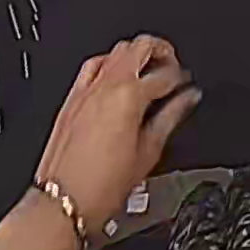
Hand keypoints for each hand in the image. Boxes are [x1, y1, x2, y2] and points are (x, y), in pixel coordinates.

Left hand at [35, 36, 199, 238]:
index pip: (166, 74)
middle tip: (173, 66)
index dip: (182, 78)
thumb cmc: (101, 187)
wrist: (62, 204)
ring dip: (137, 53)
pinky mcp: (72, 97)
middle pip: (141, 46)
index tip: (187, 86)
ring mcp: (88, 88)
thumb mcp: (148, 151)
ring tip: (149, 69)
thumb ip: (171, 116)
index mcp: (130, 96)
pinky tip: (116, 75)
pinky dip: (109, 63)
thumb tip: (188, 98)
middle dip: (163, 51)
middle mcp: (108, 85)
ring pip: (117, 50)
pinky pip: (93, 65)